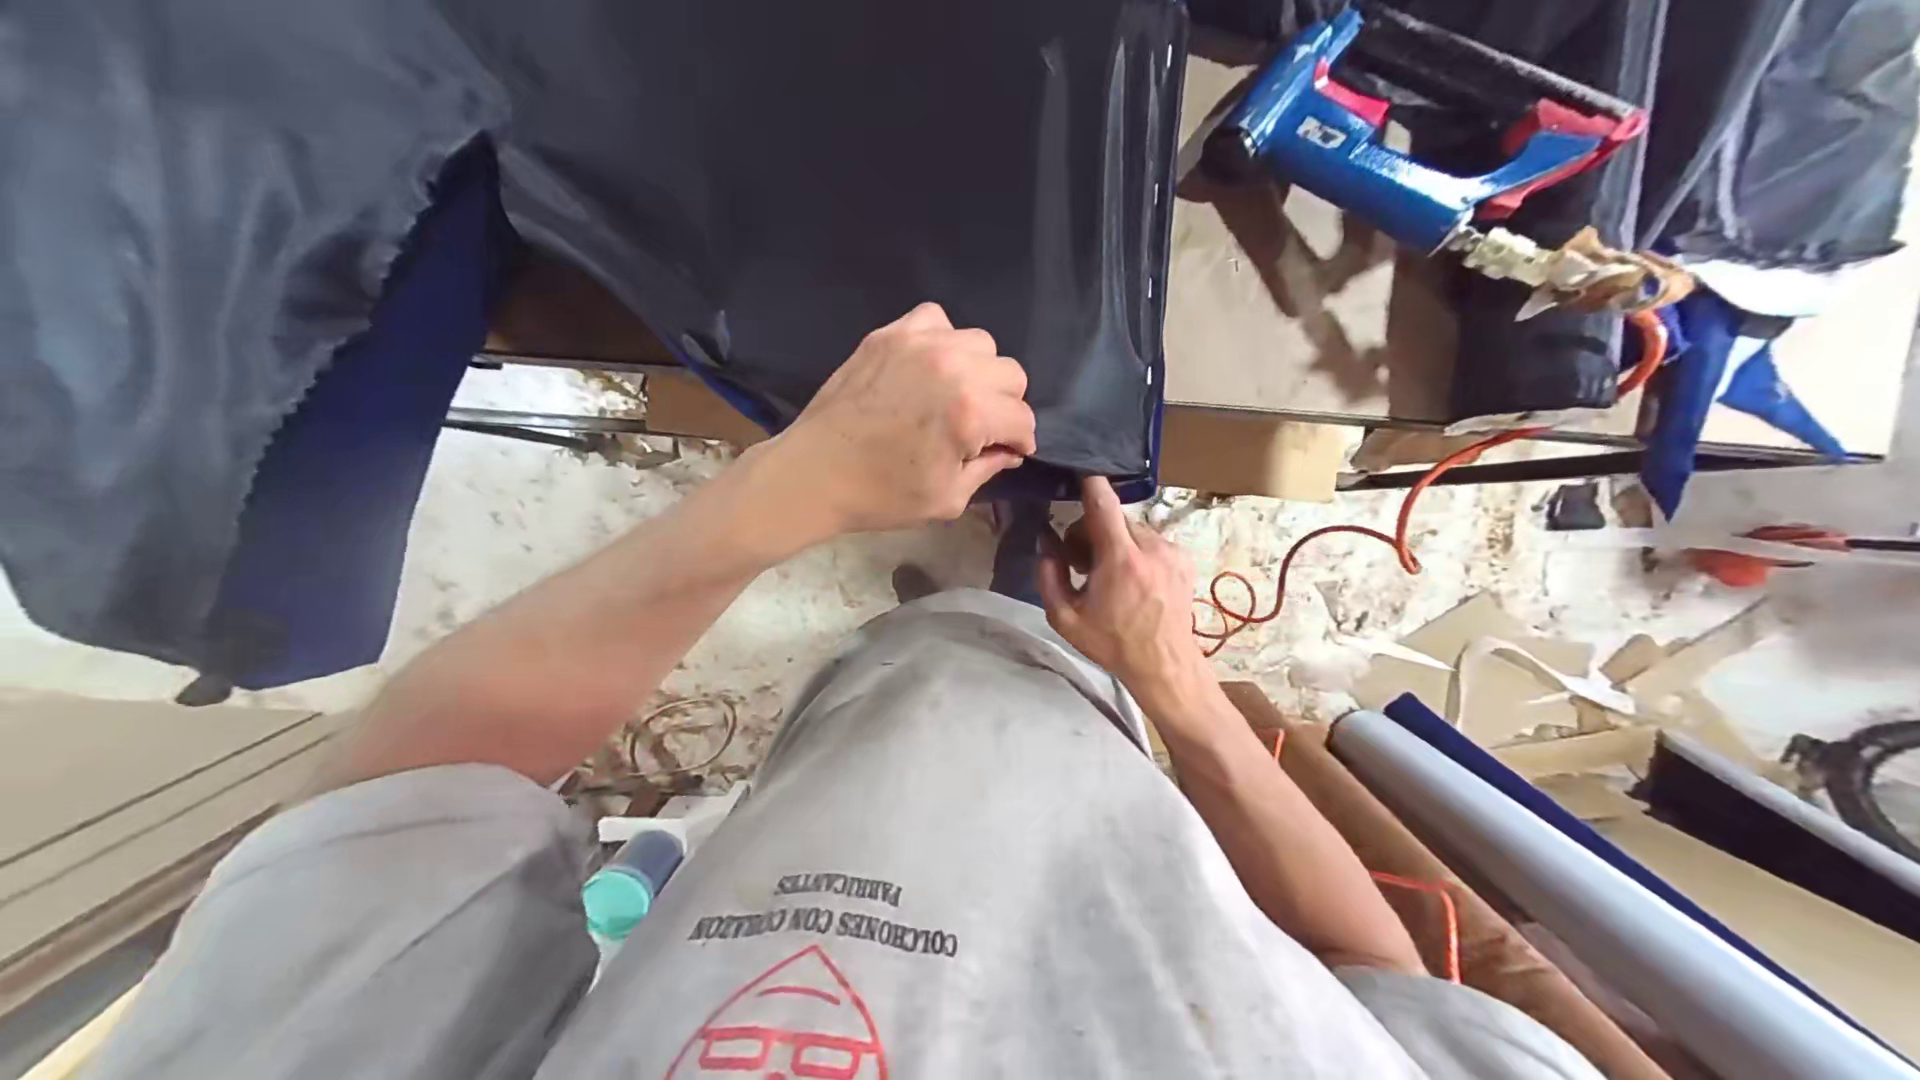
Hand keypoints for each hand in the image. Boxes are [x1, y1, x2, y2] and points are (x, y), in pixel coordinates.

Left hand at [765, 303, 1035, 536]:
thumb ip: (988, 469)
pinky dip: (943, 341)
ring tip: (956, 395)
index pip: (1021, 417)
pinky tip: (929, 367)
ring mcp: (918, 344)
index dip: (1020, 440)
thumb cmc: (881, 496)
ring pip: (980, 343)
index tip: (1008, 451)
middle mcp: (952, 367)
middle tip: (981, 427)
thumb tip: (1009, 450)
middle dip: (1005, 405)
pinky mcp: (889, 335)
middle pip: (1011, 374)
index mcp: (970, 413)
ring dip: (978, 371)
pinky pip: (936, 320)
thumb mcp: (948, 498)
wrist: (814, 474)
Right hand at [1038, 477, 1211, 710]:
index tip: (1079, 471)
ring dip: (1115, 543)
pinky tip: (1133, 581)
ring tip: (1110, 577)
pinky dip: (1136, 552)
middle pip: (1112, 519)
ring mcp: (1172, 551)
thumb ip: (1049, 576)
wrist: (1165, 664)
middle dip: (1092, 534)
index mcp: (1120, 559)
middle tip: (1082, 566)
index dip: (1089, 482)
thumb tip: (1045, 542)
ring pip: (1132, 529)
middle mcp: (1151, 547)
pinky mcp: (1184, 558)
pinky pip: (1150, 541)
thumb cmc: (1112, 643)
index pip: (1103, 504)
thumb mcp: (1065, 618)